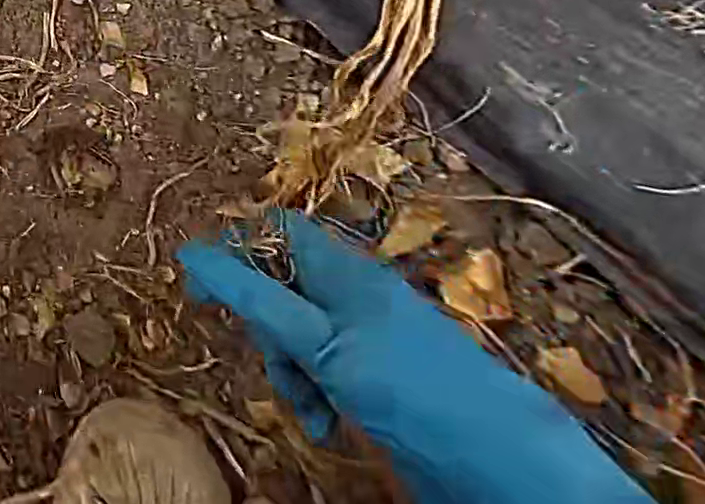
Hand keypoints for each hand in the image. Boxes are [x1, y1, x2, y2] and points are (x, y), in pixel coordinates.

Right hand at [176, 213, 650, 503]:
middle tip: (265, 356)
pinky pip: (322, 366)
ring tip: (305, 403)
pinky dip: (313, 390)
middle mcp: (348, 293)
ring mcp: (364, 336)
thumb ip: (250, 295)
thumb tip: (188, 250)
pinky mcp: (377, 376)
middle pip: (276, 283)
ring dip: (285, 365)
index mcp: (339, 268)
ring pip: (294, 330)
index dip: (231, 249)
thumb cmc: (409, 388)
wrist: (516, 474)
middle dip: (261, 323)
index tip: (202, 289)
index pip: (270, 230)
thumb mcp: (317, 341)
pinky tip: (325, 422)